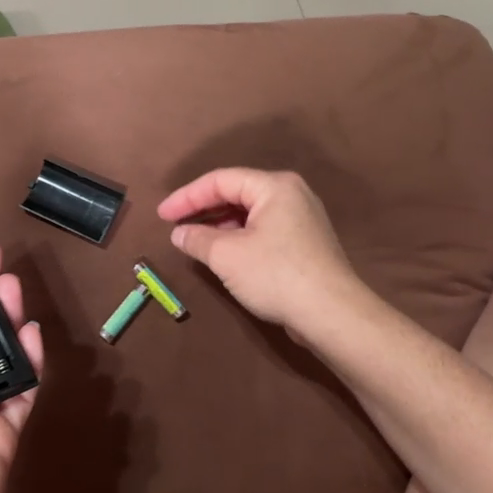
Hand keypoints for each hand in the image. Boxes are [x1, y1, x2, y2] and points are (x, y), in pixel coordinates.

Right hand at [158, 168, 359, 327]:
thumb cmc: (275, 275)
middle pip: (237, 193)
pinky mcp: (304, 242)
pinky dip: (238, 236)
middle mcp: (291, 194)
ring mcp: (301, 218)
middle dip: (203, 209)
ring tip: (194, 240)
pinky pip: (263, 229)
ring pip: (250, 213)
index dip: (186, 196)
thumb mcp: (226, 256)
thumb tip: (179, 233)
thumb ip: (197, 239)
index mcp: (274, 186)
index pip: (220, 180)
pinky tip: (223, 253)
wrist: (330, 312)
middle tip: (175, 225)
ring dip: (219, 225)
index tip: (161, 215)